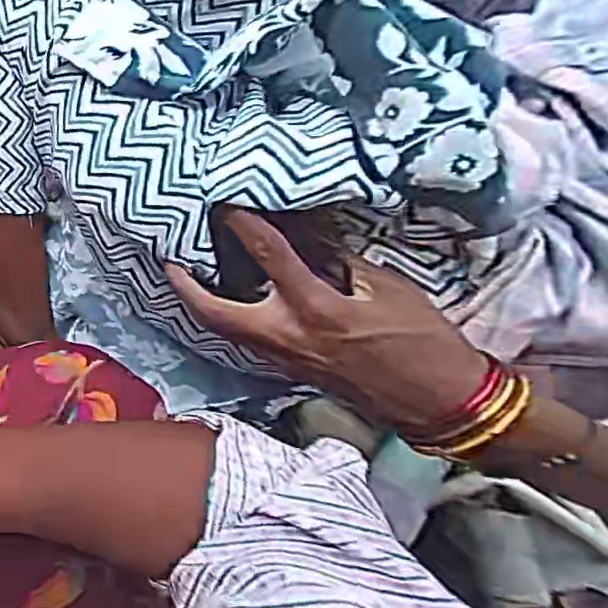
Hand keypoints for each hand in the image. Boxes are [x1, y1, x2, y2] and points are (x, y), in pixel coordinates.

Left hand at [165, 209, 487, 429]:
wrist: (439, 403)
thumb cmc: (422, 342)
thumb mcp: (387, 289)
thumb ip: (338, 262)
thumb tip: (304, 238)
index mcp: (315, 309)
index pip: (267, 254)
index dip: (241, 224)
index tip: (223, 205)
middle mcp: (285, 334)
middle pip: (212, 310)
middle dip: (183, 285)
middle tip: (169, 259)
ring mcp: (280, 356)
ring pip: (220, 329)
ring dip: (198, 303)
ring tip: (184, 277)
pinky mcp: (285, 369)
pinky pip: (240, 340)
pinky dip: (224, 319)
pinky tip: (223, 303)